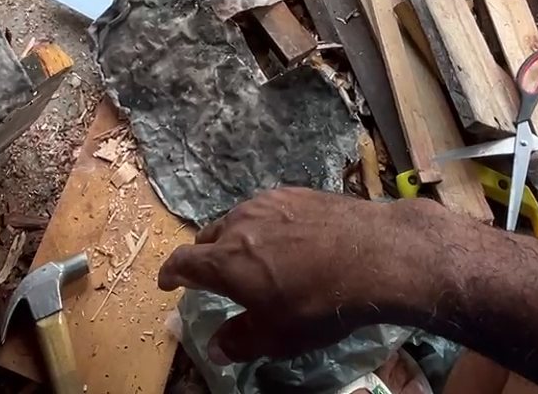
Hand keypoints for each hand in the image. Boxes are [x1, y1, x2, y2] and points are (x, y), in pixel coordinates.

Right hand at [157, 188, 439, 362]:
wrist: (371, 253)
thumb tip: (215, 346)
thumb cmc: (318, 303)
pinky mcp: (292, 192)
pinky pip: (265, 210)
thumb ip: (240, 339)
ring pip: (237, 220)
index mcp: (227, 260)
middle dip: (205, 257)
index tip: (167, 281)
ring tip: (252, 259)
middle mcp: (239, 223)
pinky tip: (284, 240)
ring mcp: (266, 202)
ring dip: (235, 239)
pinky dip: (262, 226)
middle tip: (214, 277)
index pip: (184, 261)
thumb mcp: (277, 336)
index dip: (171, 272)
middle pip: (209, 237)